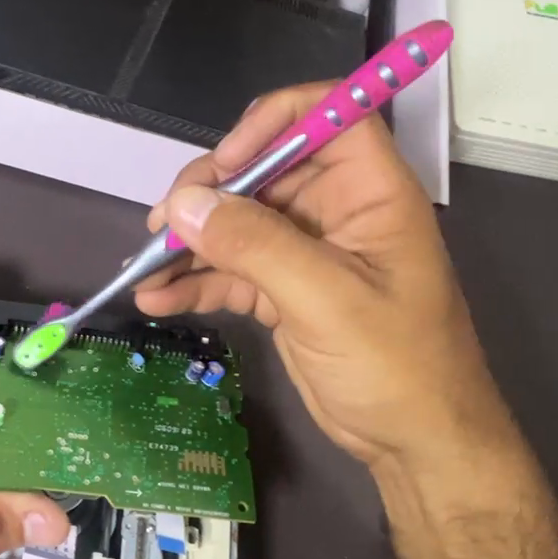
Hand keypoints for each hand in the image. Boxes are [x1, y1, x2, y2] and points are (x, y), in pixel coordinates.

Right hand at [136, 85, 516, 469]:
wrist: (414, 443)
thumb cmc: (396, 364)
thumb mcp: (326, 299)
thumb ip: (254, 246)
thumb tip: (183, 205)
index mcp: (369, 192)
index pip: (329, 115)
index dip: (273, 122)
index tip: (225, 161)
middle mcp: (335, 211)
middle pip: (263, 171)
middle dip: (208, 194)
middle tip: (161, 226)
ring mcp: (305, 253)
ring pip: (237, 224)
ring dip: (188, 244)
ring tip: (143, 270)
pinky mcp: (283, 291)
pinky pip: (231, 272)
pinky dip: (195, 283)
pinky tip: (158, 300)